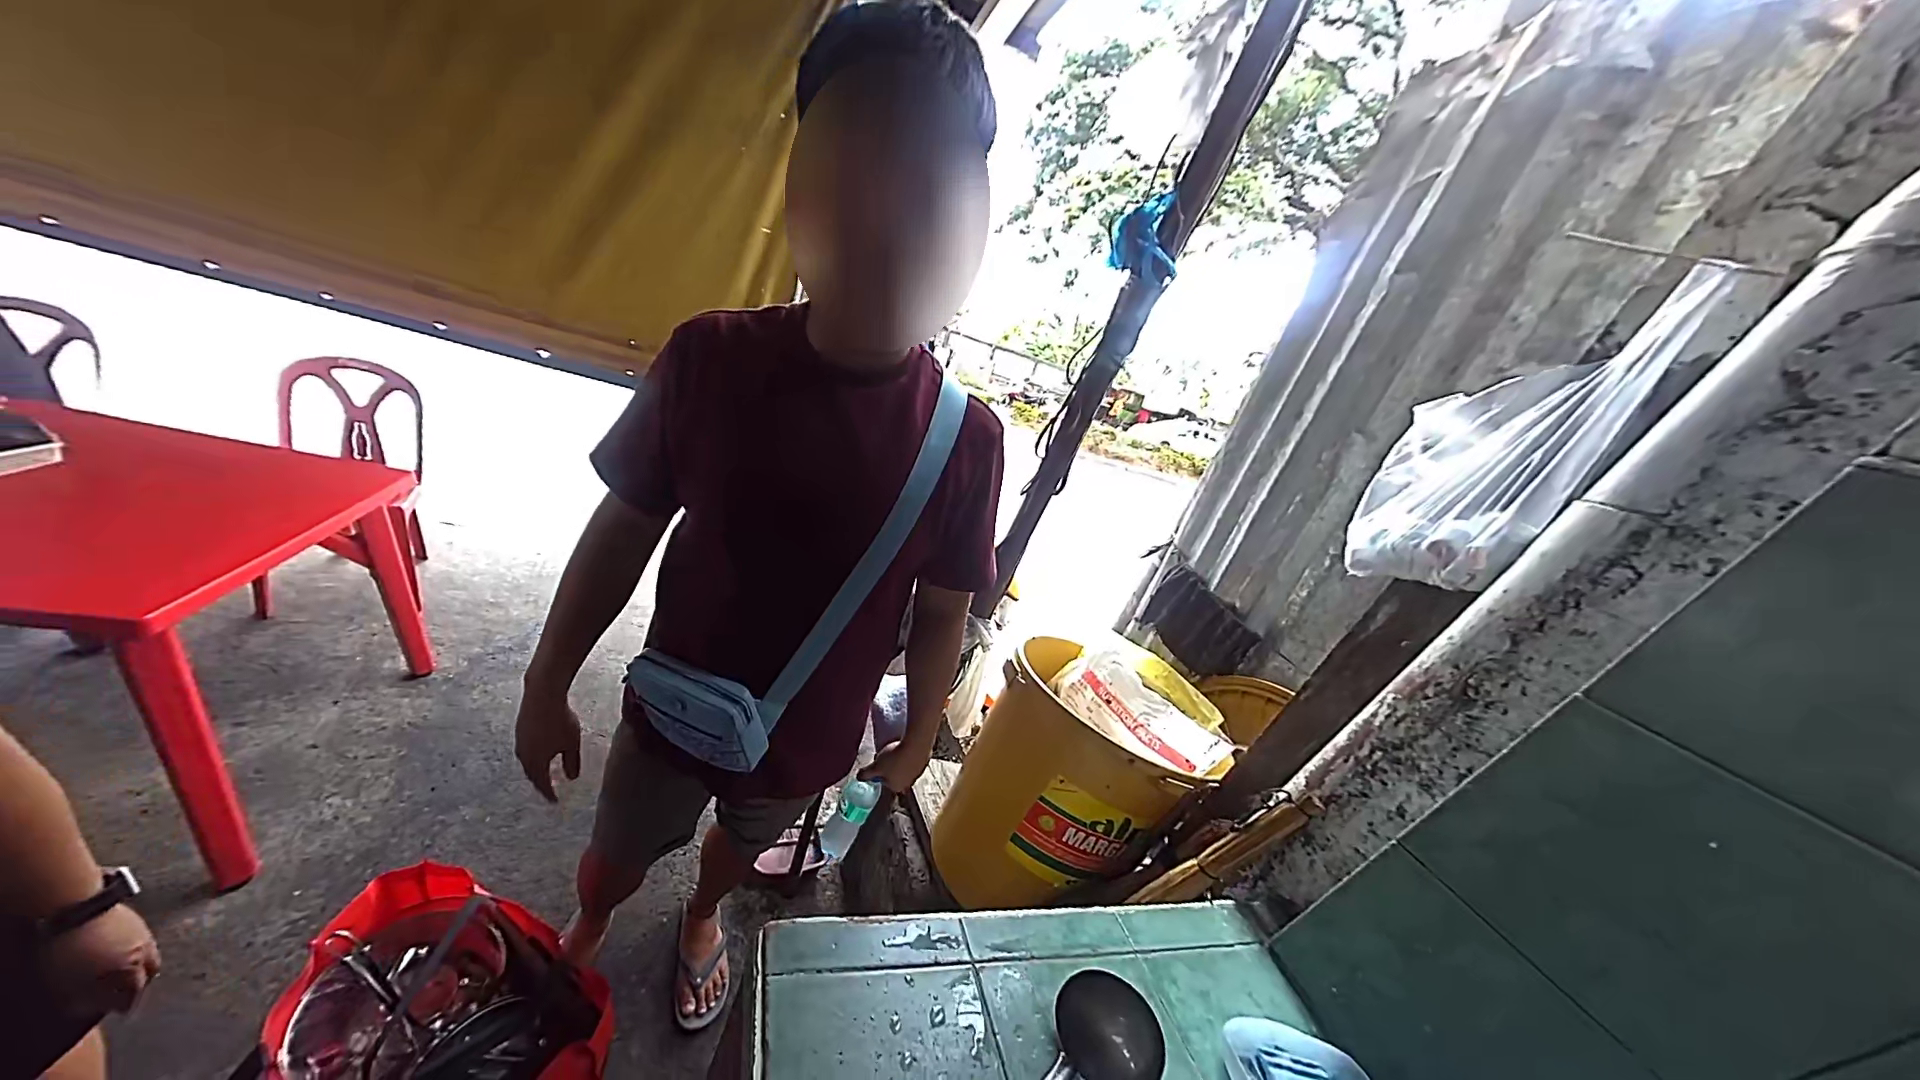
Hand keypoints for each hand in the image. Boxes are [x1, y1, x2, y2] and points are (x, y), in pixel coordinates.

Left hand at [41, 903, 160, 1017]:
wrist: (77, 909)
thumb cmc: (70, 948)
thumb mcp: (72, 983)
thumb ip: (92, 996)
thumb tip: (104, 1006)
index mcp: (131, 966)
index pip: (136, 991)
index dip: (127, 1003)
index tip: (122, 1010)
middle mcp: (145, 949)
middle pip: (150, 970)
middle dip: (142, 981)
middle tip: (129, 990)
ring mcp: (143, 932)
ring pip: (149, 954)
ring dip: (139, 965)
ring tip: (123, 971)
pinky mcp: (135, 921)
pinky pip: (142, 940)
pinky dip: (135, 950)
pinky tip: (119, 951)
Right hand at [514, 686, 581, 801]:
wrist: (542, 695)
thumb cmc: (559, 720)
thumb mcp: (571, 743)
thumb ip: (571, 761)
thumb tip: (572, 777)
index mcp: (536, 762)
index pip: (542, 783)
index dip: (549, 793)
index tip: (554, 802)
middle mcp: (523, 755)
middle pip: (532, 774)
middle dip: (540, 783)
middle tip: (547, 790)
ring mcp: (519, 742)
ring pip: (527, 762)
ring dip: (536, 770)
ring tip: (544, 773)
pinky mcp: (520, 730)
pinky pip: (526, 750)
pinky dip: (533, 756)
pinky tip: (540, 752)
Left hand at [860, 739, 931, 793]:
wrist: (916, 745)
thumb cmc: (895, 758)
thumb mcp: (875, 766)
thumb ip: (865, 774)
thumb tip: (858, 777)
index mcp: (896, 787)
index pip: (884, 782)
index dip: (880, 771)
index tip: (878, 762)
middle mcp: (909, 783)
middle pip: (896, 775)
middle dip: (891, 766)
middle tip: (887, 755)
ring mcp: (918, 772)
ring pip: (905, 767)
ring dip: (900, 760)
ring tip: (896, 749)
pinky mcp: (925, 761)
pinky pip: (914, 758)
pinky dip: (910, 753)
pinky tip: (906, 746)